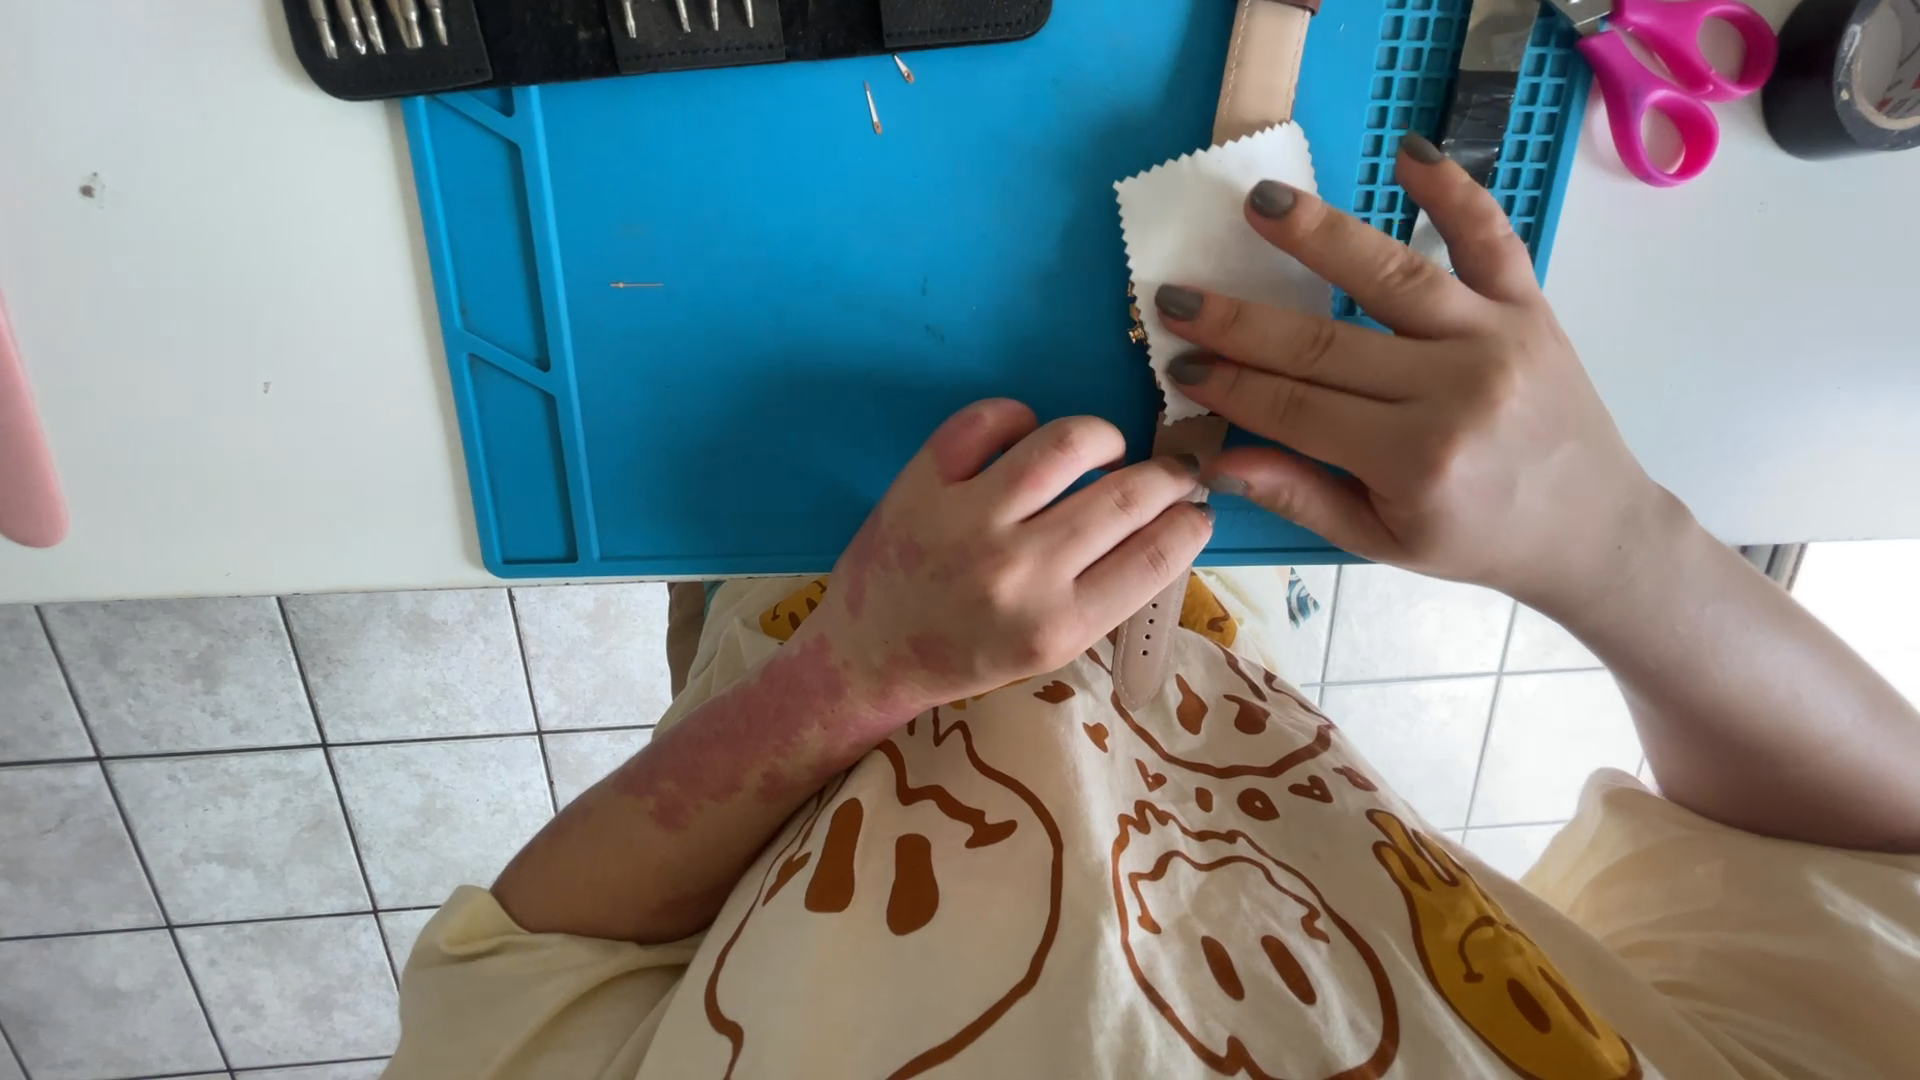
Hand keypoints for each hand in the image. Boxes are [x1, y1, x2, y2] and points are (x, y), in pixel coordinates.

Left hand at [801, 398, 1213, 715]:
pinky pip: (988, 419)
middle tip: (1173, 470)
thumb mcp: (1048, 649)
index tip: (1196, 507)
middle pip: (1127, 495)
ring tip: (1105, 449)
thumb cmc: (964, 657)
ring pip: (1067, 442)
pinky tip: (1025, 437)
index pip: (1156, 556)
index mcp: (1057, 625)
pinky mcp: (922, 482)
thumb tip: (1160, 525)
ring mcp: (967, 518)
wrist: (868, 656)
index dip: (1191, 521)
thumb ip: (1104, 594)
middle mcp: (1018, 569)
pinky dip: (1019, 416)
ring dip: (1104, 436)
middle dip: (1170, 474)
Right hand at [1150, 135, 1683, 614]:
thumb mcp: (1377, 538)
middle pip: (1323, 343)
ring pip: (1393, 274)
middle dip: (1238, 321)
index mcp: (1413, 457)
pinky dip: (1452, 190)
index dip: (1230, 386)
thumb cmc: (1472, 540)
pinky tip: (1408, 152)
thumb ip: (1297, 496)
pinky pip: (1490, 237)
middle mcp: (1455, 388)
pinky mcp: (1531, 305)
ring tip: (1259, 203)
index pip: (1295, 408)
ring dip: (1319, 235)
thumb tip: (1214, 463)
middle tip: (1177, 296)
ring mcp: (1497, 335)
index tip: (1178, 363)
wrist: (1592, 529)